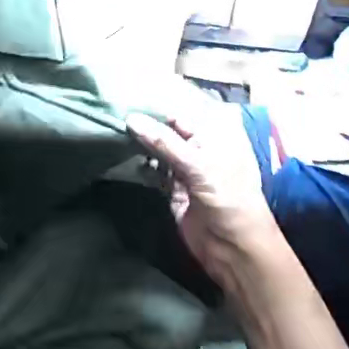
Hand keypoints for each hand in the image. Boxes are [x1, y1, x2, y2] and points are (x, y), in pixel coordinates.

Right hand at [127, 104, 281, 285]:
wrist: (234, 249)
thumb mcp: (198, 164)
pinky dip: (143, 166)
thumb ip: (164, 142)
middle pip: (168, 132)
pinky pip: (156, 173)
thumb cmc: (227, 197)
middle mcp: (199, 148)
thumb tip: (132, 118)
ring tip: (114, 132)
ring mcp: (186, 170)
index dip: (156, 108)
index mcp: (214, 133)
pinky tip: (125, 158)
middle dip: (146, 125)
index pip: (180, 114)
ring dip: (141, 144)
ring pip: (160, 151)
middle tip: (113, 113)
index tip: (126, 100)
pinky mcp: (175, 192)